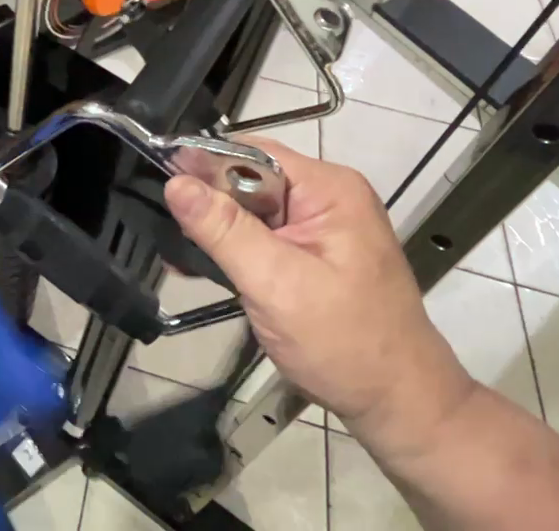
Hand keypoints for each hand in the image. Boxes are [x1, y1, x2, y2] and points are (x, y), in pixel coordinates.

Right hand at [163, 140, 475, 458]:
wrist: (399, 405)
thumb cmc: (343, 343)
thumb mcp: (275, 283)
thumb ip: (223, 230)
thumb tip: (176, 183)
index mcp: (329, 188)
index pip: (253, 153)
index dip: (204, 164)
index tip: (159, 179)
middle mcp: (329, 195)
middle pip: (251, 178)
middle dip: (210, 202)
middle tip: (166, 227)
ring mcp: (325, 225)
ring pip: (254, 208)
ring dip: (220, 229)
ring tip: (180, 252)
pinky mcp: (317, 252)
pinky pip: (266, 234)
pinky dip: (237, 248)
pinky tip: (207, 265)